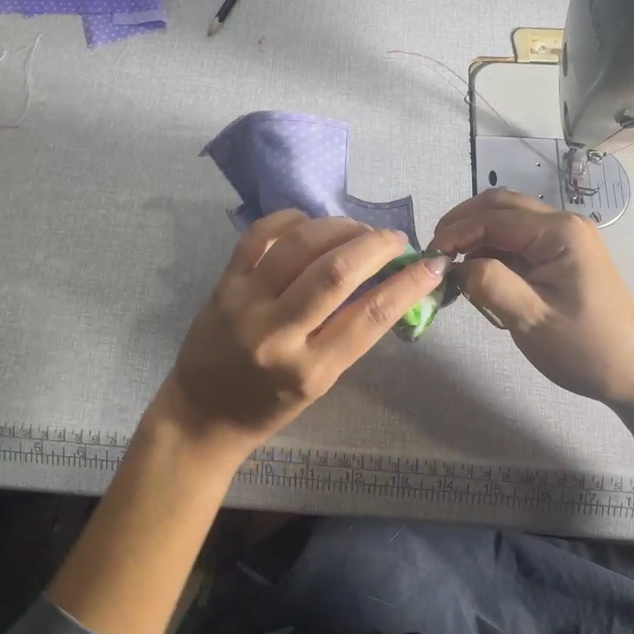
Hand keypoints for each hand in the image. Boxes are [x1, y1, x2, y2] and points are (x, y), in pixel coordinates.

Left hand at [149, 210, 447, 462]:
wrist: (202, 413)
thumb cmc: (270, 404)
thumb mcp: (321, 381)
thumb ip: (351, 332)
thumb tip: (389, 280)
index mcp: (310, 371)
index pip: (370, 317)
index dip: (408, 284)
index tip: (432, 264)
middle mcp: (276, 334)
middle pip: (336, 272)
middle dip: (375, 246)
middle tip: (396, 239)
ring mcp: (246, 303)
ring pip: (301, 246)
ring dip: (340, 228)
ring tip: (359, 229)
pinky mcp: (224, 283)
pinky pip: (261, 235)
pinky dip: (294, 220)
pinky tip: (313, 223)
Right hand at [430, 188, 633, 407]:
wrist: (633, 376)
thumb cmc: (584, 349)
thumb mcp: (530, 319)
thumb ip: (489, 283)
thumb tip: (452, 265)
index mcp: (559, 232)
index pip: (493, 217)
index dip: (455, 233)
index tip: (428, 258)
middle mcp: (563, 223)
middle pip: (499, 205)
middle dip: (462, 224)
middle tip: (435, 254)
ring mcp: (565, 237)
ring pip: (506, 219)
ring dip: (476, 237)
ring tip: (453, 268)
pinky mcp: (562, 254)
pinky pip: (518, 239)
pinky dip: (493, 250)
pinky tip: (479, 276)